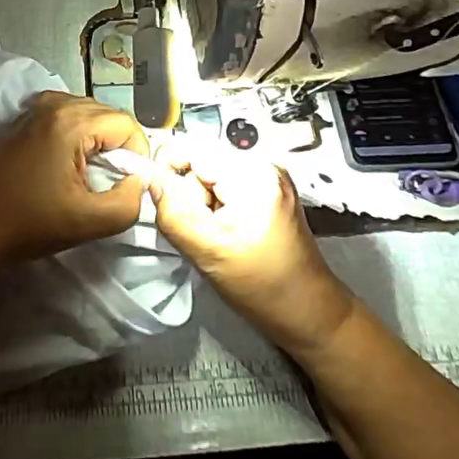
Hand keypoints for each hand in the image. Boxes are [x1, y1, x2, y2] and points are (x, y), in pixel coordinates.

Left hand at [0, 92, 149, 281]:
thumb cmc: (28, 226)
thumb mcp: (88, 222)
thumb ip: (129, 202)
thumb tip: (139, 181)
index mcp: (70, 123)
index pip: (128, 126)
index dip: (137, 156)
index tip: (126, 185)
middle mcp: (55, 104)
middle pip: (110, 116)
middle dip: (119, 148)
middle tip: (110, 182)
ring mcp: (37, 108)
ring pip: (92, 115)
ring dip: (100, 142)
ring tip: (91, 174)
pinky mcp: (26, 119)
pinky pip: (70, 116)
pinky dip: (80, 135)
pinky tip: (72, 160)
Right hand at [148, 142, 355, 355]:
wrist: (307, 309)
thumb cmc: (260, 286)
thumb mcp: (207, 251)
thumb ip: (174, 212)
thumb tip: (151, 178)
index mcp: (252, 173)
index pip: (193, 148)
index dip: (169, 169)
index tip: (163, 204)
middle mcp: (263, 165)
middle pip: (202, 161)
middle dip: (191, 194)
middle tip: (202, 232)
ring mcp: (268, 177)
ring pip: (211, 176)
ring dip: (203, 204)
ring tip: (217, 237)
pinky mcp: (268, 191)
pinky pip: (226, 187)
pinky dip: (217, 208)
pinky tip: (228, 234)